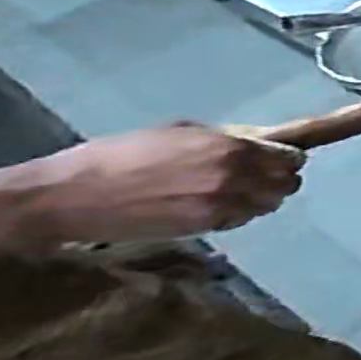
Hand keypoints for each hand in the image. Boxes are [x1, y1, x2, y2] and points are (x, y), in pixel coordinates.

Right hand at [17, 123, 303, 243]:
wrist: (69, 195)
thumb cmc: (122, 155)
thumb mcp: (183, 133)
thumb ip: (228, 139)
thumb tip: (260, 142)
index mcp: (233, 147)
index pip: (291, 158)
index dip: (286, 160)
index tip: (275, 161)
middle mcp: (237, 175)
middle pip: (288, 183)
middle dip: (278, 180)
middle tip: (257, 179)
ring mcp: (223, 203)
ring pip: (269, 204)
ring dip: (260, 199)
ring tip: (233, 194)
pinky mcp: (205, 226)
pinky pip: (242, 219)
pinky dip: (239, 214)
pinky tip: (215, 208)